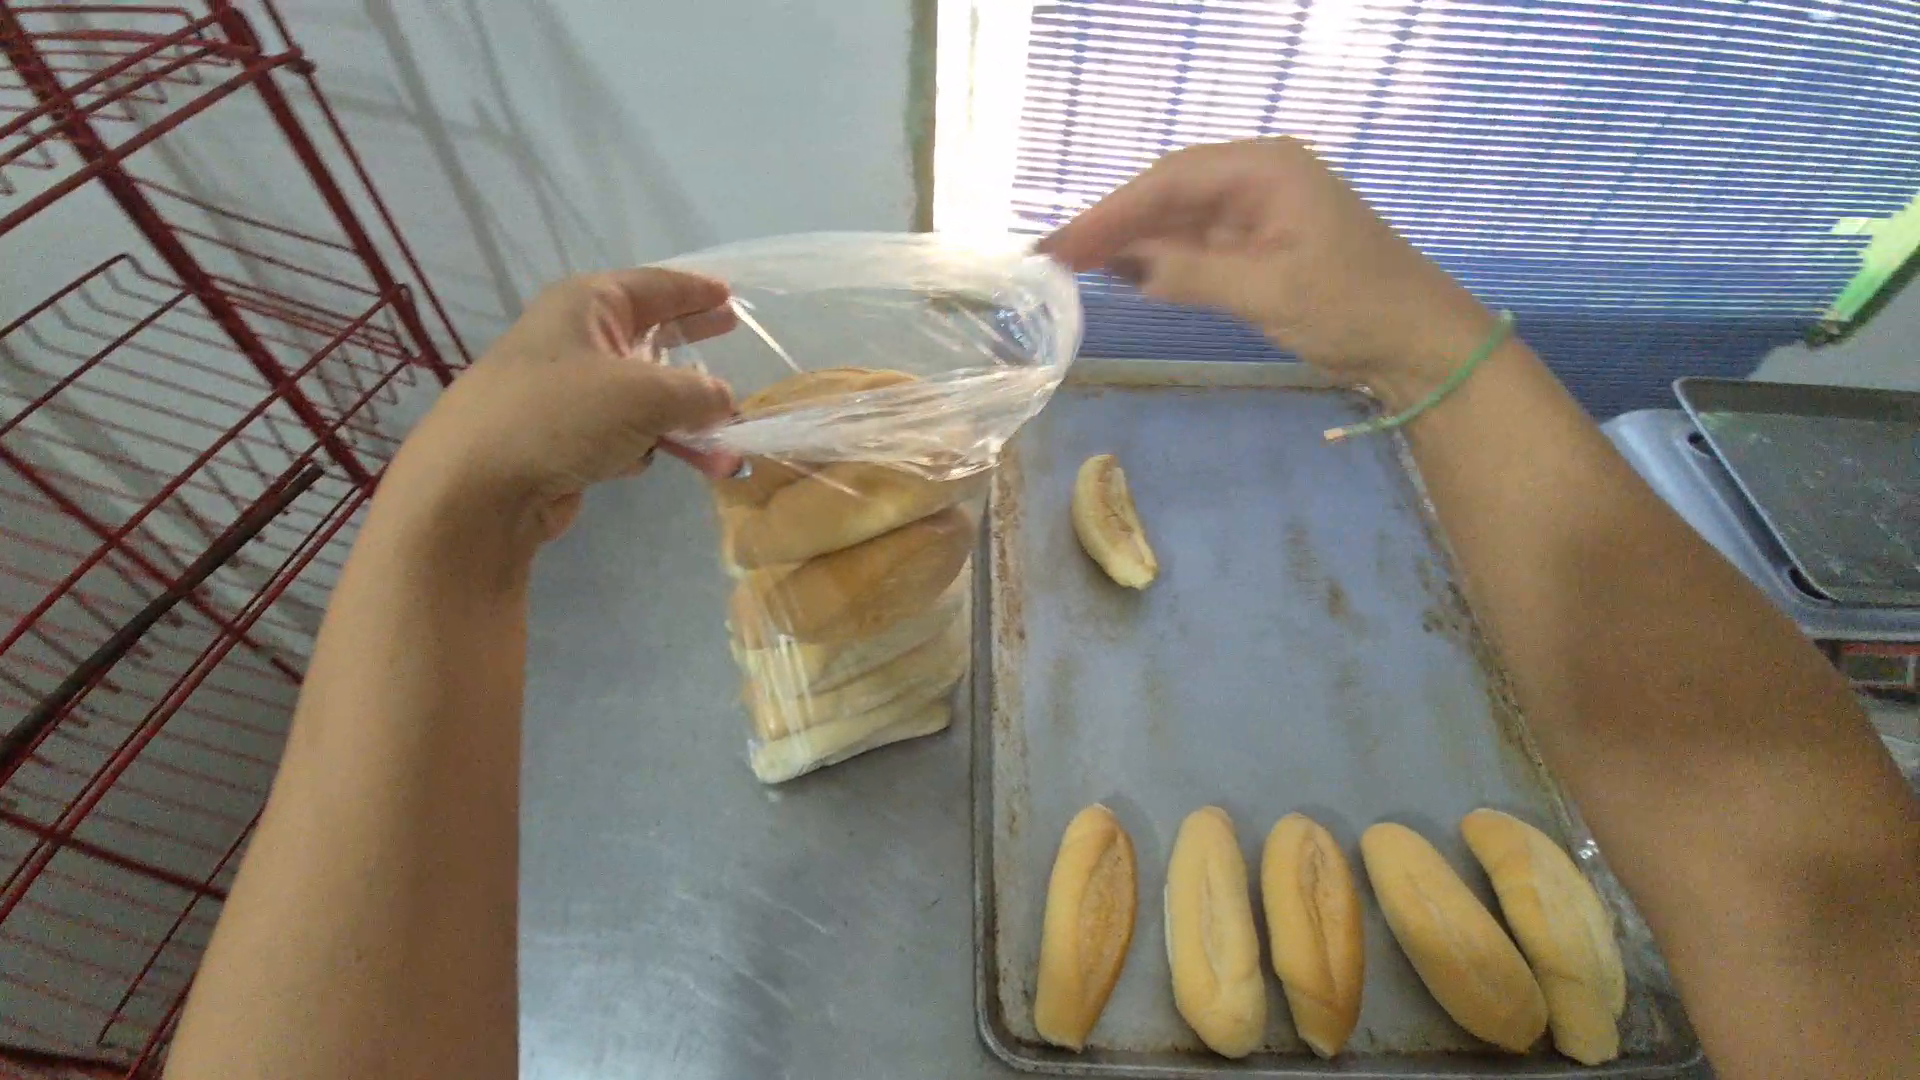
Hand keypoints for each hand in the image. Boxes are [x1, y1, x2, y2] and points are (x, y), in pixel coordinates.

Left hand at [398, 268, 739, 539]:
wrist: (478, 488)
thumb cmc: (562, 416)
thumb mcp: (648, 394)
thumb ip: (700, 393)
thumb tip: (723, 402)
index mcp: (587, 306)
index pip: (654, 286)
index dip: (694, 291)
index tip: (730, 295)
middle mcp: (576, 340)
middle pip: (649, 335)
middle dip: (692, 340)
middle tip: (729, 329)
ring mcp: (570, 391)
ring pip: (646, 394)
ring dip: (687, 417)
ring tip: (728, 445)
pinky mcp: (568, 437)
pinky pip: (630, 431)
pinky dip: (656, 443)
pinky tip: (674, 460)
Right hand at [1037, 137, 1498, 405]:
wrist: (1412, 340)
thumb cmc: (1351, 306)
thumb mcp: (1267, 288)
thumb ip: (1191, 271)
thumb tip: (1124, 264)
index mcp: (1265, 170)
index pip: (1170, 181)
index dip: (1111, 212)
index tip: (1063, 244)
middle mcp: (1255, 180)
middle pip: (1166, 195)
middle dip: (1111, 225)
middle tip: (1054, 257)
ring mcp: (1254, 214)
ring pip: (1175, 221)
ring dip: (1128, 242)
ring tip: (1073, 266)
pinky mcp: (1253, 248)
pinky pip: (1193, 247)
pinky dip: (1157, 261)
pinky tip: (1122, 273)